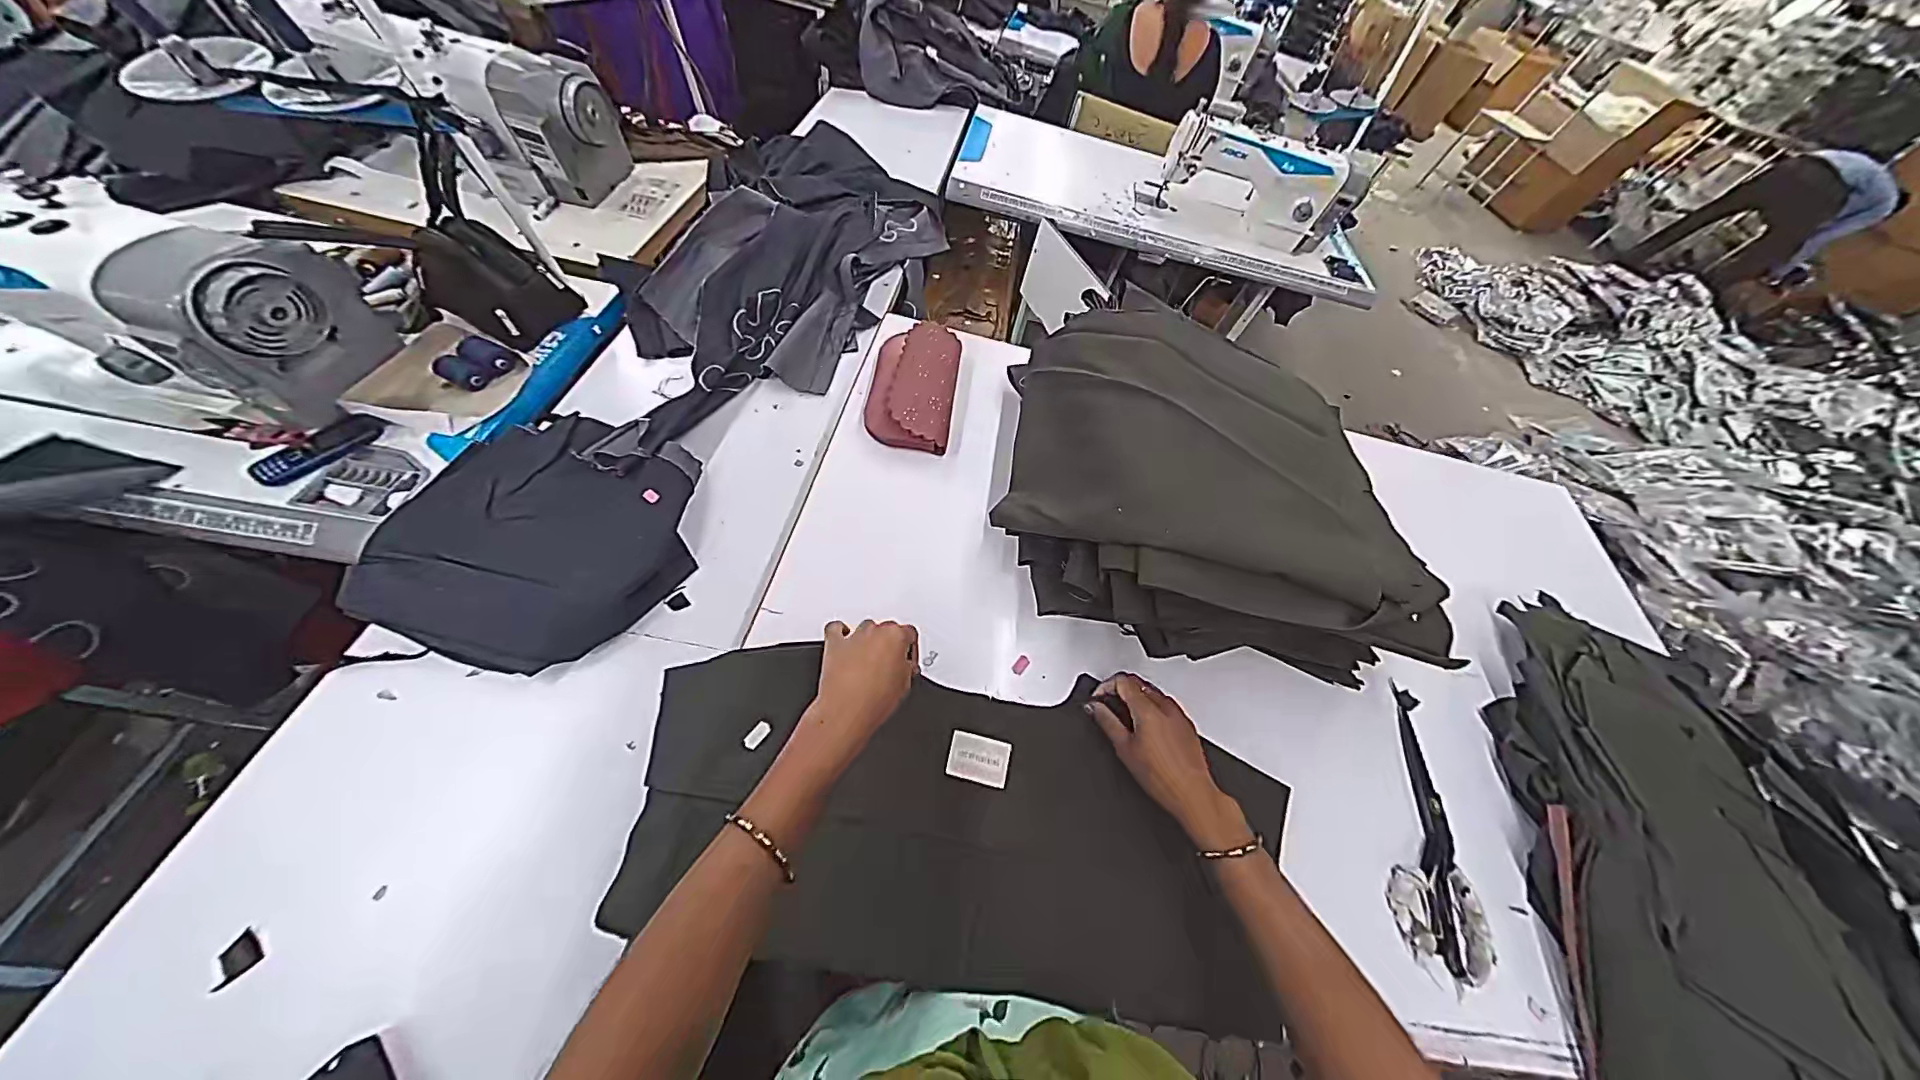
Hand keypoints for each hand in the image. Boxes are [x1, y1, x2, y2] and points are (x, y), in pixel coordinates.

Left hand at [794, 620, 919, 768]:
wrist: (846, 713)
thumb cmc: (874, 701)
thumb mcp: (905, 684)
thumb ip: (906, 667)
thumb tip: (903, 667)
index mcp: (897, 637)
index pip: (909, 633)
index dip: (910, 649)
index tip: (907, 660)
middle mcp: (875, 631)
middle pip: (887, 630)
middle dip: (889, 645)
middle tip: (889, 665)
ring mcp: (854, 636)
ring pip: (865, 628)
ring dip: (867, 641)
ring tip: (867, 661)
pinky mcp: (834, 643)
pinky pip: (836, 628)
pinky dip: (840, 633)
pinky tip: (845, 643)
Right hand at [1088, 674, 1253, 851]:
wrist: (1192, 793)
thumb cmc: (1162, 778)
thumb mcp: (1124, 749)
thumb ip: (1107, 722)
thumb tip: (1094, 707)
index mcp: (1148, 710)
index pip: (1123, 681)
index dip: (1105, 686)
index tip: (1098, 698)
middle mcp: (1166, 707)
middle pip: (1138, 683)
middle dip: (1119, 689)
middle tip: (1106, 704)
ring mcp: (1179, 714)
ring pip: (1152, 692)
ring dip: (1135, 697)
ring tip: (1124, 717)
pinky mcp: (1187, 723)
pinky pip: (1166, 704)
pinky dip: (1151, 707)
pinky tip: (1145, 726)